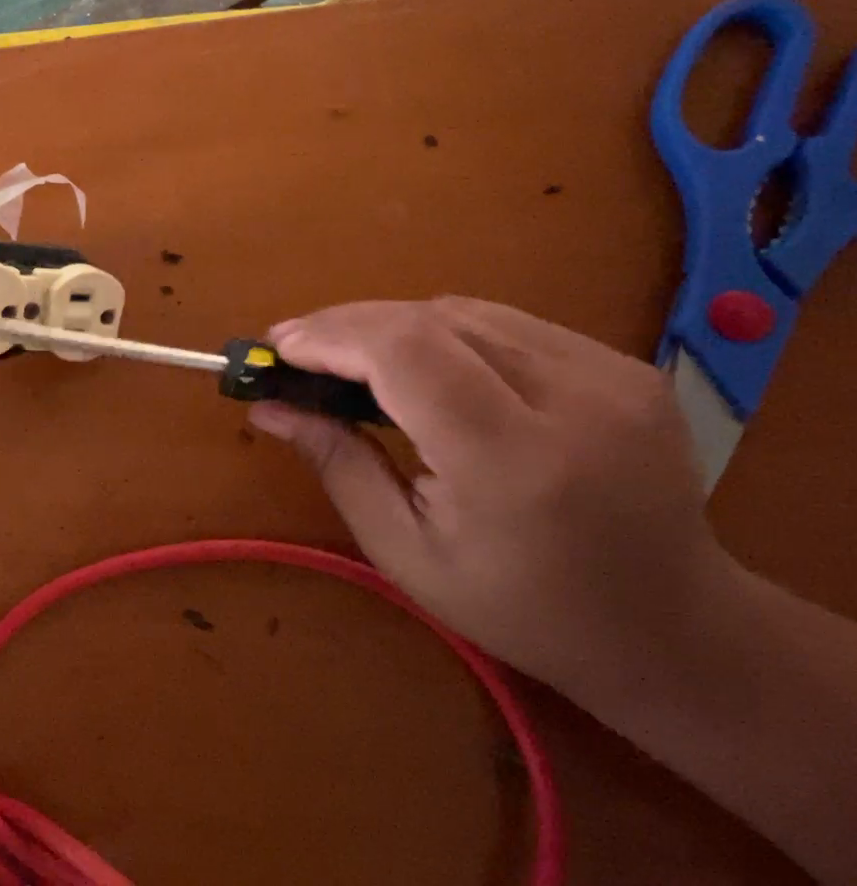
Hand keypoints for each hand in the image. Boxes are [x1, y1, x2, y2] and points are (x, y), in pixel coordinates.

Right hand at [247, 298, 723, 690]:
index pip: (408, 353)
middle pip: (433, 319)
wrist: (672, 626)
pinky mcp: (623, 366)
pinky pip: (506, 324)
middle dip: (348, 325)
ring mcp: (611, 374)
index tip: (277, 349)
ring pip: (467, 311)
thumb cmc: (518, 608)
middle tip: (291, 349)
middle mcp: (574, 399)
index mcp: (514, 460)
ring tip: (341, 356)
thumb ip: (337, 464)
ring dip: (389, 324)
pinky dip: (440, 332)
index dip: (332, 337)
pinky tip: (413, 364)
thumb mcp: (404, 550)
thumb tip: (267, 407)